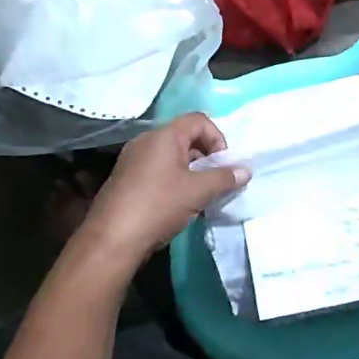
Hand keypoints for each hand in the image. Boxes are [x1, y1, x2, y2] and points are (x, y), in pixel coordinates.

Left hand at [74, 113, 247, 262]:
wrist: (113, 238)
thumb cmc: (159, 205)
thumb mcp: (198, 191)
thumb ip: (224, 178)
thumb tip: (245, 171)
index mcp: (163, 136)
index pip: (198, 120)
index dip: (217, 138)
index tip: (223, 164)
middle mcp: (146, 141)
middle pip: (184, 137)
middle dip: (205, 156)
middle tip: (215, 182)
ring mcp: (133, 159)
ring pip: (171, 156)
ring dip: (190, 171)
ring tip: (200, 196)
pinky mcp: (126, 178)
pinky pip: (157, 169)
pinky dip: (173, 180)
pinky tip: (178, 204)